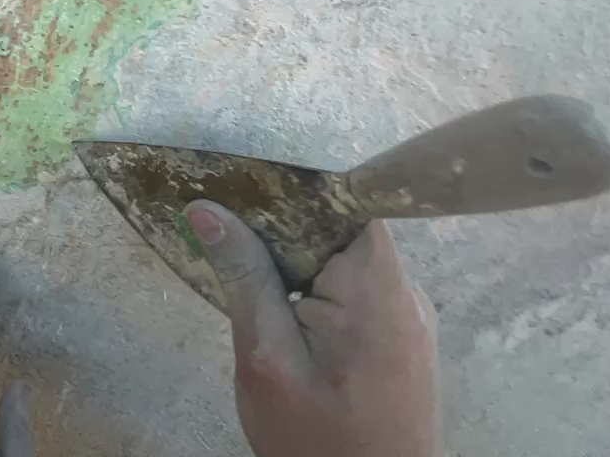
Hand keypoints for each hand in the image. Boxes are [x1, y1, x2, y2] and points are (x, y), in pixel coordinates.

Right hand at [185, 201, 441, 456]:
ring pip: (341, 253)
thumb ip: (244, 276)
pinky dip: (306, 274)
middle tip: (223, 212)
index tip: (245, 180)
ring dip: (290, 246)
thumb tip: (206, 208)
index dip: (300, 184)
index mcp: (380, 295)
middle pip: (342, 225)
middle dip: (281, 216)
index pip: (352, 205)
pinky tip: (268, 285)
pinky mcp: (393, 338)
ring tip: (235, 242)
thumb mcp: (266, 358)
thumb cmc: (317, 441)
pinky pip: (348, 282)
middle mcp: (404, 297)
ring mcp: (403, 319)